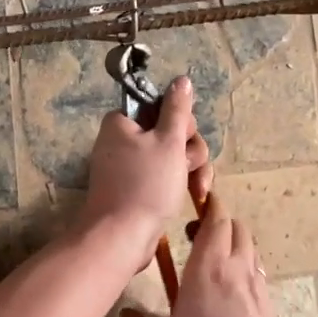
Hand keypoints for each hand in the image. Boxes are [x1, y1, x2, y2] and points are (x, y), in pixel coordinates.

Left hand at [81, 75, 208, 266]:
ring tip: (195, 188)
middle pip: (170, 130)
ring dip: (190, 167)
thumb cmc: (145, 184)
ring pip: (172, 154)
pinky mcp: (137, 187)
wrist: (122, 237)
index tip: (183, 139)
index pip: (161, 106)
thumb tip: (181, 80)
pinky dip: (179, 182)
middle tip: (187, 165)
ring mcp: (129, 165)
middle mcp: (123, 139)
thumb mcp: (168, 142)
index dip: (180, 123)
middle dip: (188, 149)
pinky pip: (164, 174)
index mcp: (123, 121)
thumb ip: (177, 110)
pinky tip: (194, 196)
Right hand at [118, 197, 314, 316]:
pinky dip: (244, 272)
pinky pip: (257, 276)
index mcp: (210, 268)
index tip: (193, 201)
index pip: (216, 219)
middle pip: (237, 228)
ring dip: (234, 246)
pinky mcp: (270, 314)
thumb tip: (120, 316)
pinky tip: (226, 298)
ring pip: (251, 251)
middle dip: (219, 223)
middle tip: (194, 236)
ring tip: (210, 265)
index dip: (208, 205)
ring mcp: (259, 292)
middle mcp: (238, 271)